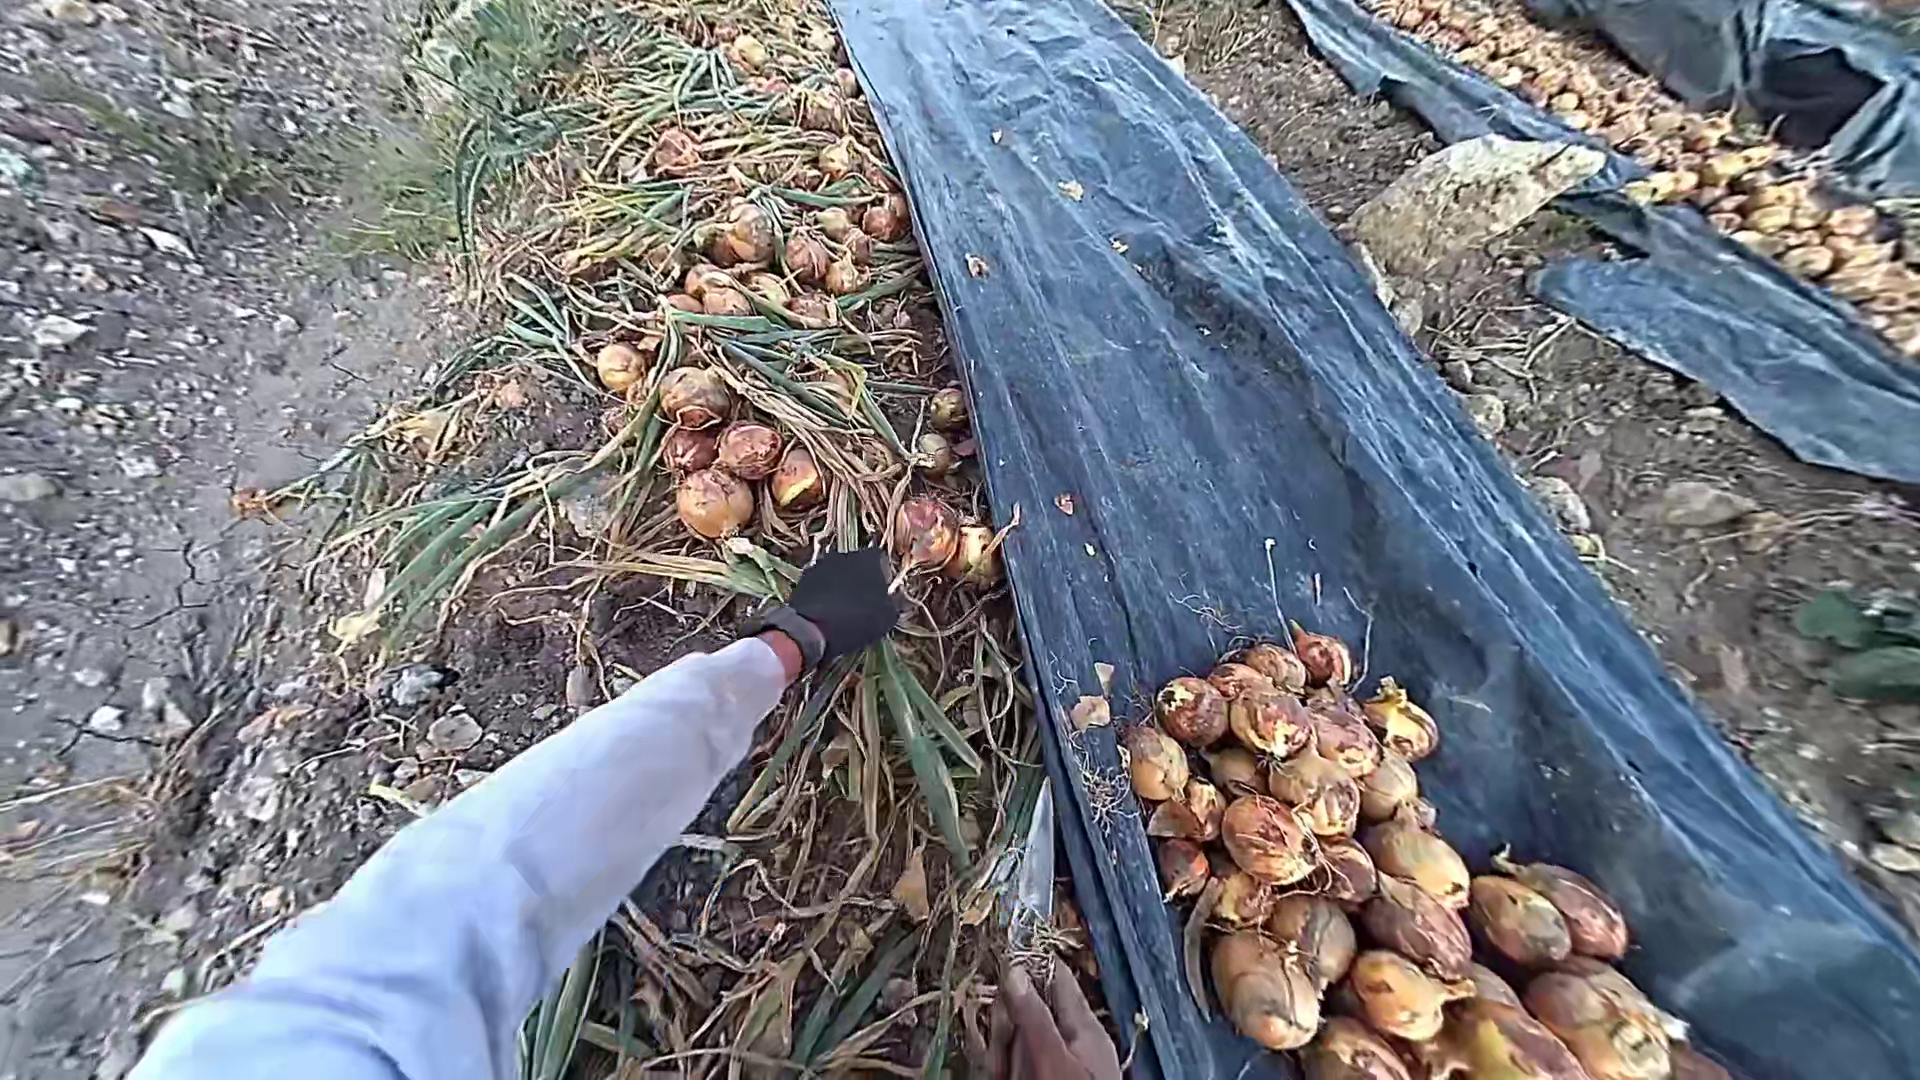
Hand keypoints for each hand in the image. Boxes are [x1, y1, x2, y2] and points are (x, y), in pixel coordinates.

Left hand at [787, 548, 897, 662]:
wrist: (811, 630)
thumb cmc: (857, 619)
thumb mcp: (888, 617)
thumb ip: (896, 603)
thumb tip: (897, 599)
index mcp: (869, 558)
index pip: (882, 559)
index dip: (884, 575)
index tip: (884, 593)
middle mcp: (844, 554)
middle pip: (858, 563)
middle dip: (862, 578)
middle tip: (865, 602)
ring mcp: (820, 564)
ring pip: (838, 572)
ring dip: (842, 585)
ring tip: (844, 609)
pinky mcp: (803, 578)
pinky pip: (821, 583)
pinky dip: (825, 592)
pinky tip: (827, 611)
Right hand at [988, 959, 1120, 1079]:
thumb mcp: (1054, 1062)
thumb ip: (1034, 1015)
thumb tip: (1012, 967)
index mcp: (1083, 1027)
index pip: (1054, 974)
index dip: (1026, 965)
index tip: (998, 971)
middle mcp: (1068, 1040)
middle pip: (1027, 1005)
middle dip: (1005, 1024)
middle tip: (1000, 1055)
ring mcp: (1051, 1064)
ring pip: (1014, 1035)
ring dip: (1000, 1051)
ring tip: (1000, 1075)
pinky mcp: (1035, 1078)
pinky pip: (1011, 1061)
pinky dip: (1000, 1068)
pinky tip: (999, 1078)